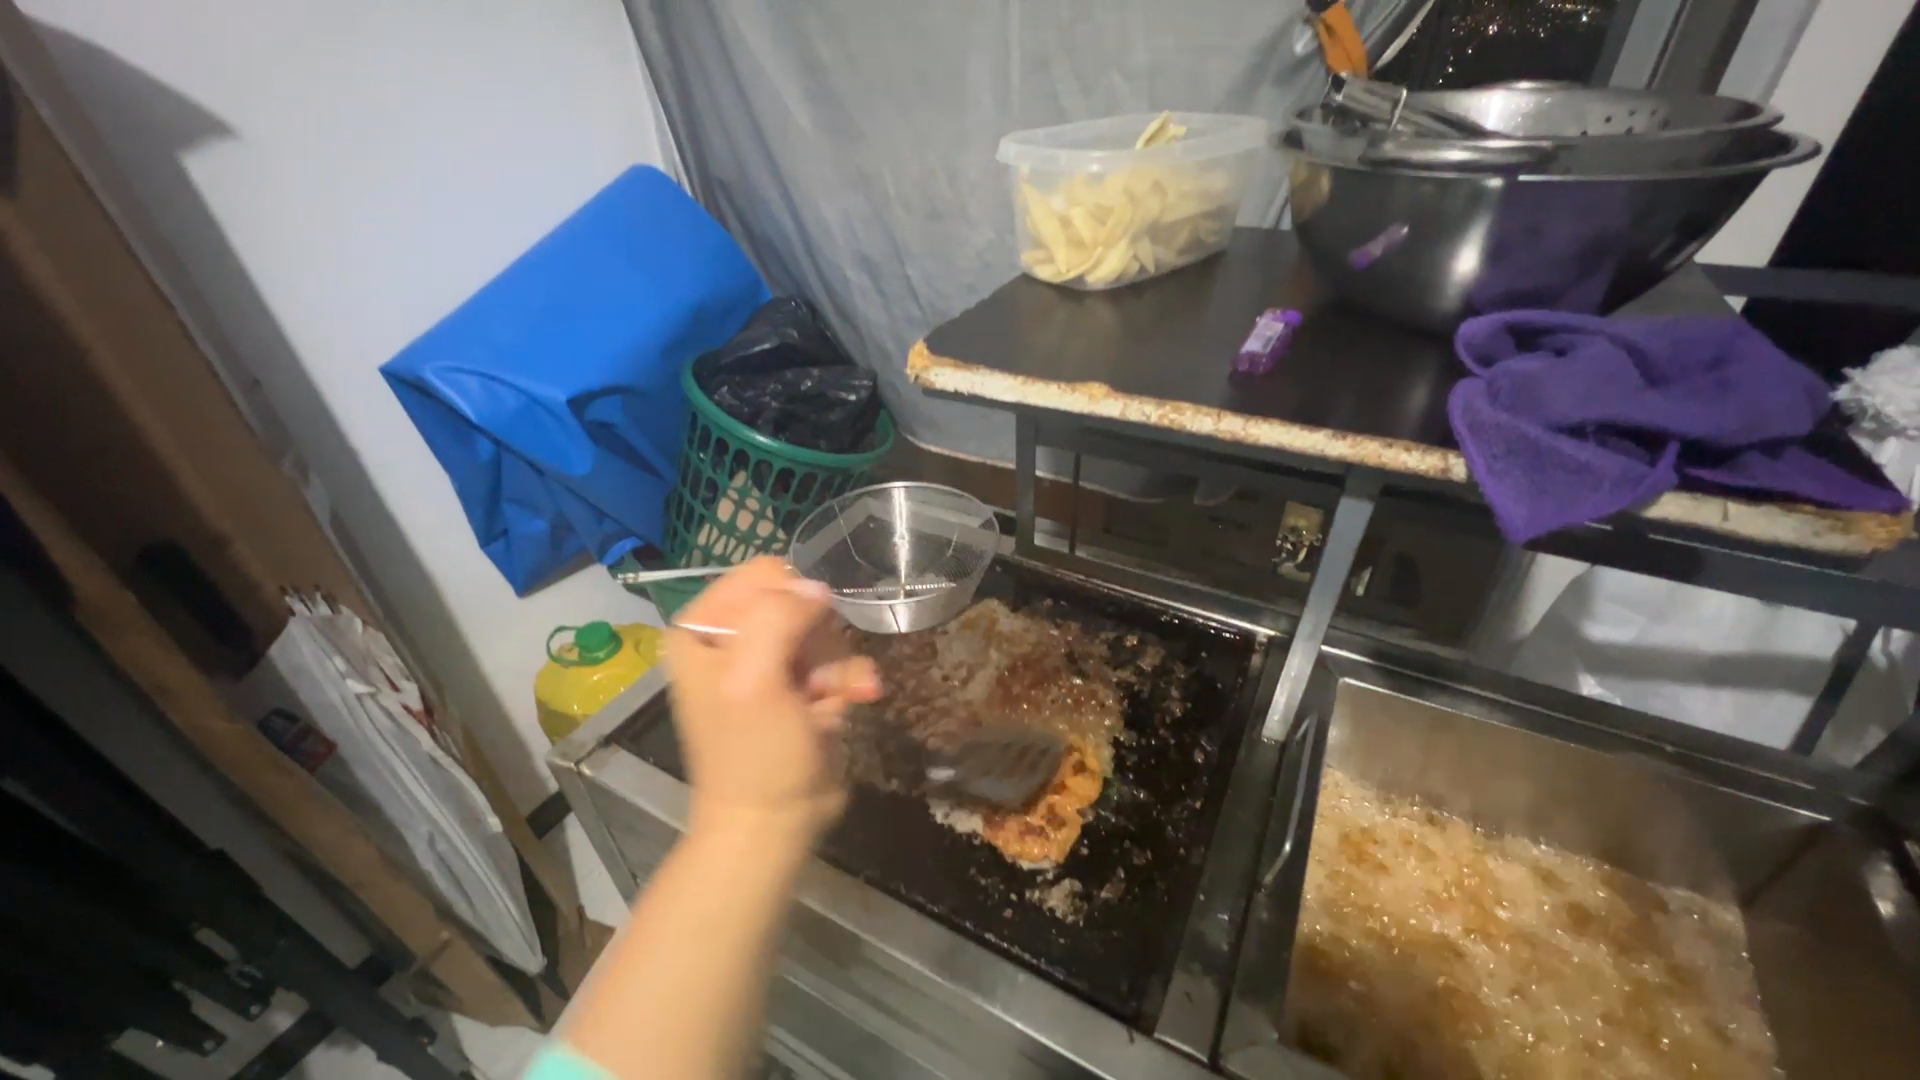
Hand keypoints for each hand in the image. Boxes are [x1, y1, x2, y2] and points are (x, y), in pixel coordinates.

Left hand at [664, 557, 881, 843]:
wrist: (774, 825)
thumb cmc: (753, 755)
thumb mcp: (752, 680)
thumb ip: (777, 618)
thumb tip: (819, 590)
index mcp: (703, 628)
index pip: (763, 576)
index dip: (791, 604)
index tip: (798, 645)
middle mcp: (734, 638)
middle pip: (799, 601)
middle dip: (818, 639)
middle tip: (812, 677)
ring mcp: (771, 661)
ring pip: (826, 629)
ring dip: (838, 662)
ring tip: (833, 697)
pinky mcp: (804, 685)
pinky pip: (840, 658)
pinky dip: (851, 677)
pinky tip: (858, 697)